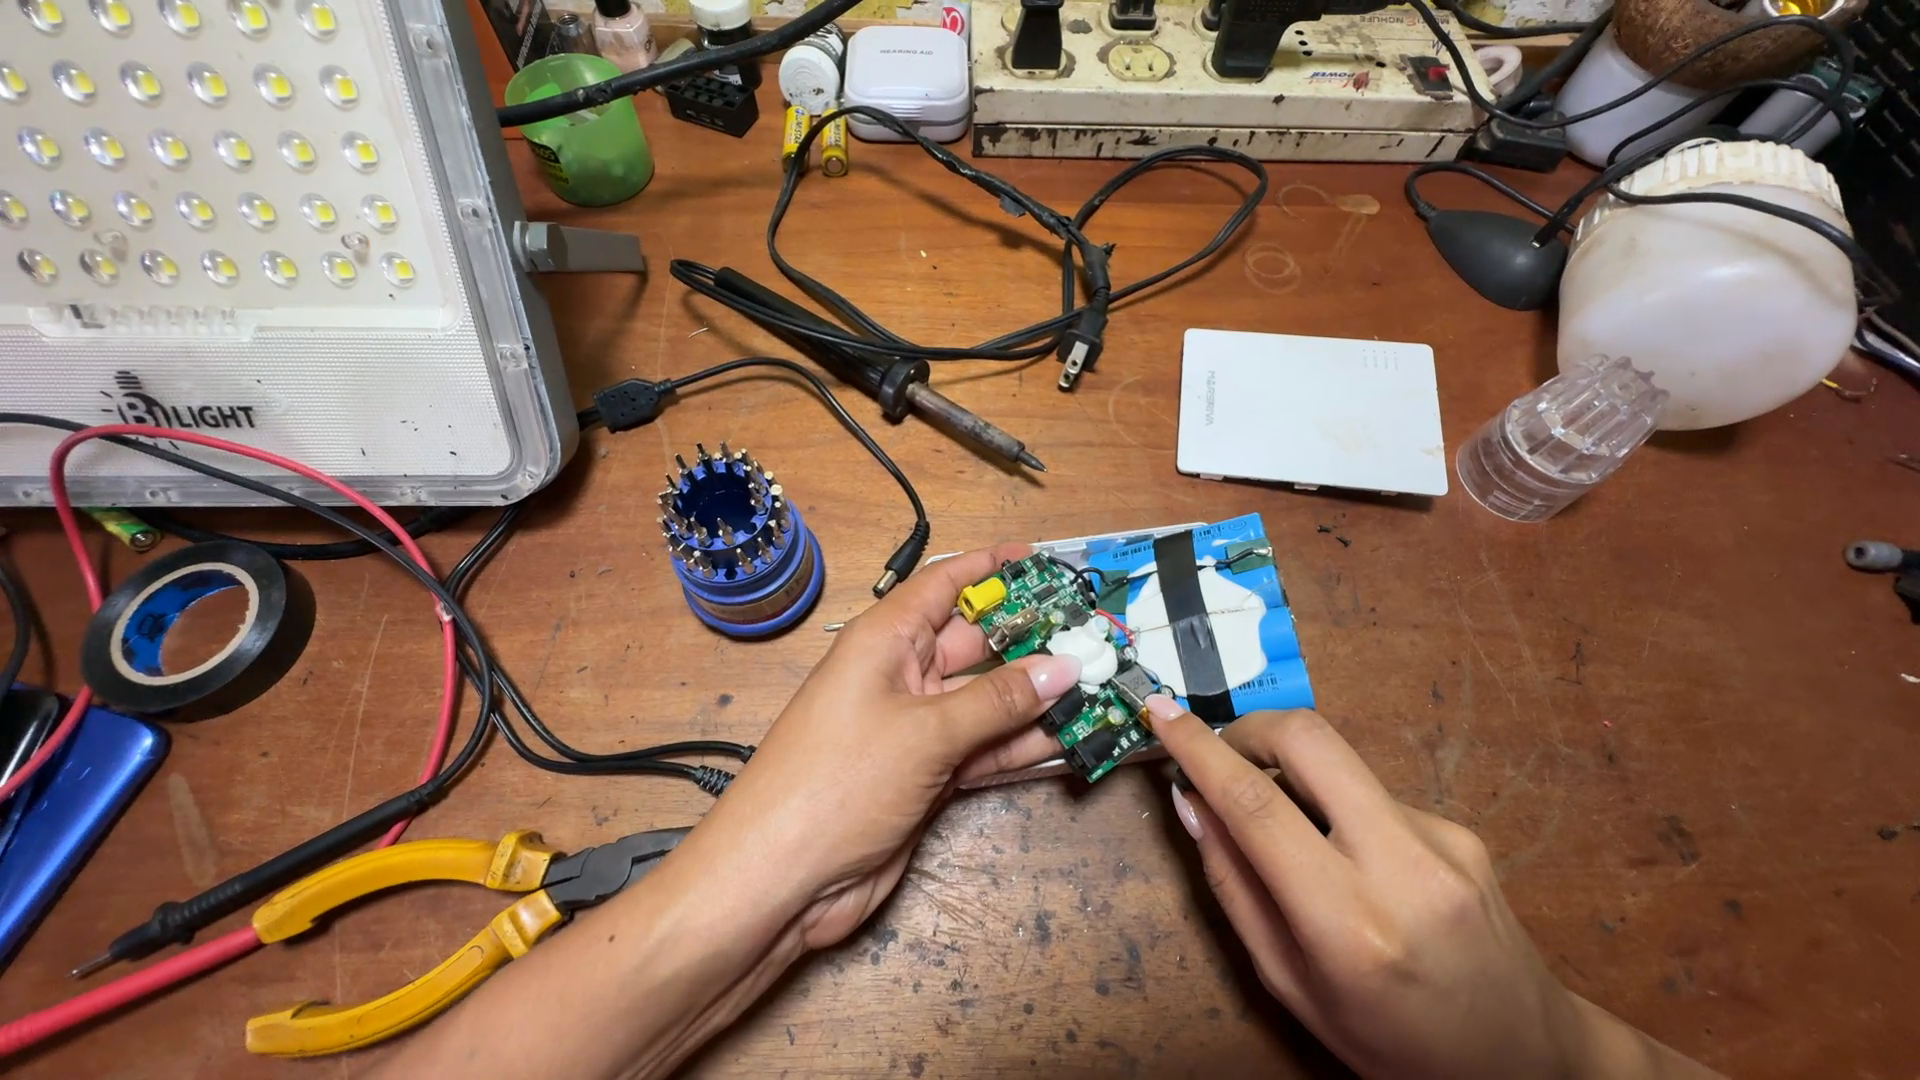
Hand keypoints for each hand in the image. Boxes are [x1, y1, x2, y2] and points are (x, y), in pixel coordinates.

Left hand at [703, 543, 1081, 949]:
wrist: (782, 877)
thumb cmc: (842, 778)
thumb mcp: (924, 731)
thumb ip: (997, 701)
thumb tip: (1064, 666)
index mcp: (886, 640)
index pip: (944, 584)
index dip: (991, 566)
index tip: (1042, 558)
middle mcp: (902, 674)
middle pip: (974, 642)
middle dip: (1029, 635)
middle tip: (1090, 633)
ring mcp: (915, 727)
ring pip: (985, 698)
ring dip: (1034, 693)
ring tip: (1094, 682)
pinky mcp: (926, 773)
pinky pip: (981, 746)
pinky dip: (1018, 743)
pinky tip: (1064, 735)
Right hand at [1148, 701, 1717, 1079]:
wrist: (1529, 1062)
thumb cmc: (1389, 1041)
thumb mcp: (1287, 982)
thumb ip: (1231, 885)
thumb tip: (1191, 801)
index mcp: (1348, 922)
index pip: (1256, 806)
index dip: (1198, 750)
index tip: (1160, 712)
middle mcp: (1402, 865)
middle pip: (1309, 739)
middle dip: (1249, 728)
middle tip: (1221, 756)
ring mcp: (1442, 838)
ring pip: (1337, 762)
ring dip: (1290, 775)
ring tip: (1288, 832)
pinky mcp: (1459, 828)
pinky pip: (1367, 791)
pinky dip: (1333, 806)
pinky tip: (1345, 858)